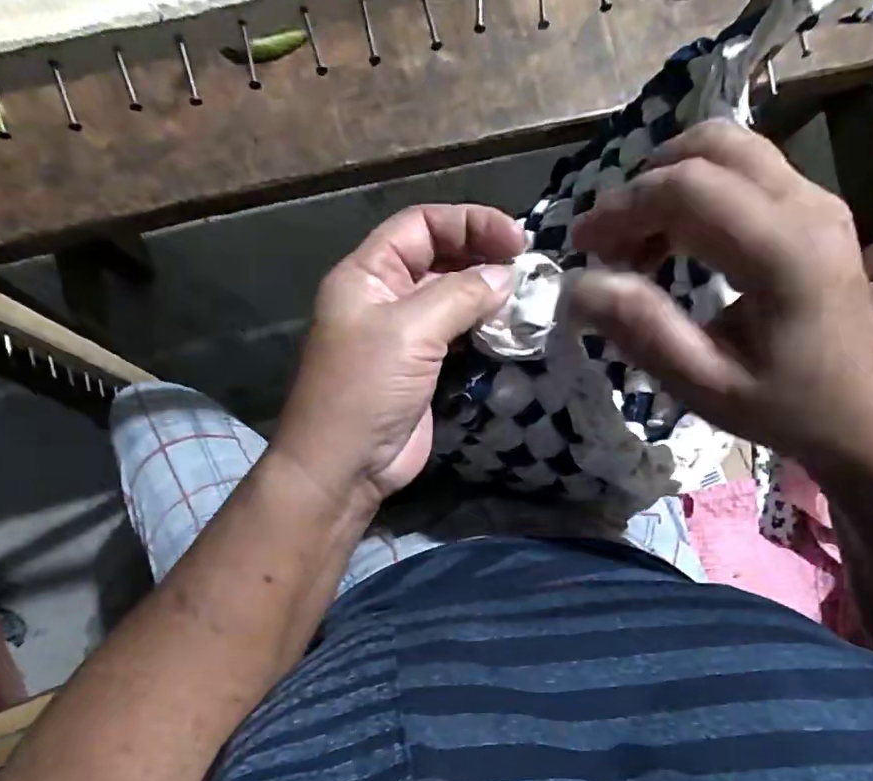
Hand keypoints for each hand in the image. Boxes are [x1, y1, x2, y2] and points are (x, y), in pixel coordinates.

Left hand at [273, 204, 520, 505]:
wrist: (344, 467)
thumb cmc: (365, 390)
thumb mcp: (410, 330)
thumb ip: (461, 294)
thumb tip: (505, 276)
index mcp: (365, 275)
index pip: (419, 225)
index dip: (468, 222)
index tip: (515, 239)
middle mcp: (382, 299)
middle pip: (438, 259)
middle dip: (482, 258)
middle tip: (528, 271)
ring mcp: (401, 338)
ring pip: (451, 300)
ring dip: (487, 297)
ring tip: (527, 300)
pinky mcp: (420, 371)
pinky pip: (456, 339)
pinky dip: (483, 332)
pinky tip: (511, 332)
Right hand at [563, 120, 872, 479]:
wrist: (866, 414)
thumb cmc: (783, 407)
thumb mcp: (703, 384)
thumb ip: (642, 331)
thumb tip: (578, 287)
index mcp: (781, 252)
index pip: (687, 188)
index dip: (622, 207)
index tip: (579, 244)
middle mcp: (806, 206)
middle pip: (710, 147)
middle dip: (641, 186)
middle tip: (606, 242)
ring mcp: (816, 201)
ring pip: (728, 151)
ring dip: (666, 185)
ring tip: (634, 246)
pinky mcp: (812, 210)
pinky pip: (743, 172)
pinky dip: (692, 193)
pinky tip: (670, 246)